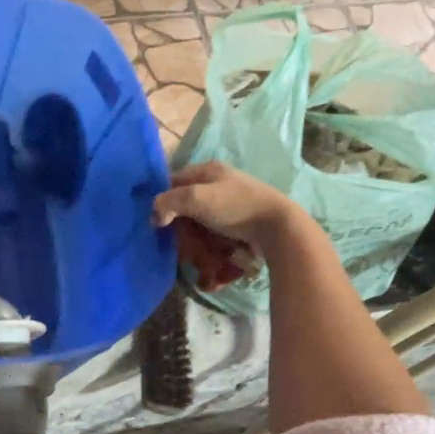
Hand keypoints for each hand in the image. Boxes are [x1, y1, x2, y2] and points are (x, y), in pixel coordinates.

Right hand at [152, 162, 299, 289]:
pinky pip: (218, 236)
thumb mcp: (195, 198)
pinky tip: (212, 263)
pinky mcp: (243, 225)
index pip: (174, 181)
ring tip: (197, 260)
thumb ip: (168, 202)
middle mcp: (220, 185)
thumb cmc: (235, 207)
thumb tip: (155, 217)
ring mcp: (233, 205)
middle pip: (188, 207)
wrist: (279, 228)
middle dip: (182, 228)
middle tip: (180, 245)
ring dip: (196, 243)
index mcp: (209, 171)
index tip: (159, 222)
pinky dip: (212, 250)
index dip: (164, 200)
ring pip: (202, 224)